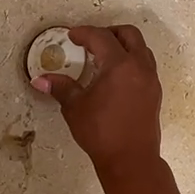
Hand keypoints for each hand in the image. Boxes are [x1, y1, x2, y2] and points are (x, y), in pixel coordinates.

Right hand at [32, 25, 162, 188]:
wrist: (131, 161)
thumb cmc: (102, 133)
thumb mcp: (75, 107)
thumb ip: (60, 87)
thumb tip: (40, 80)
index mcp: (120, 66)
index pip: (101, 38)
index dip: (84, 33)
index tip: (72, 36)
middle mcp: (140, 67)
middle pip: (129, 34)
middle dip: (108, 32)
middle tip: (90, 41)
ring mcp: (151, 80)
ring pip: (141, 49)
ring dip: (123, 45)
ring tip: (103, 56)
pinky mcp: (155, 93)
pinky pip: (145, 64)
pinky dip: (130, 60)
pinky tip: (114, 75)